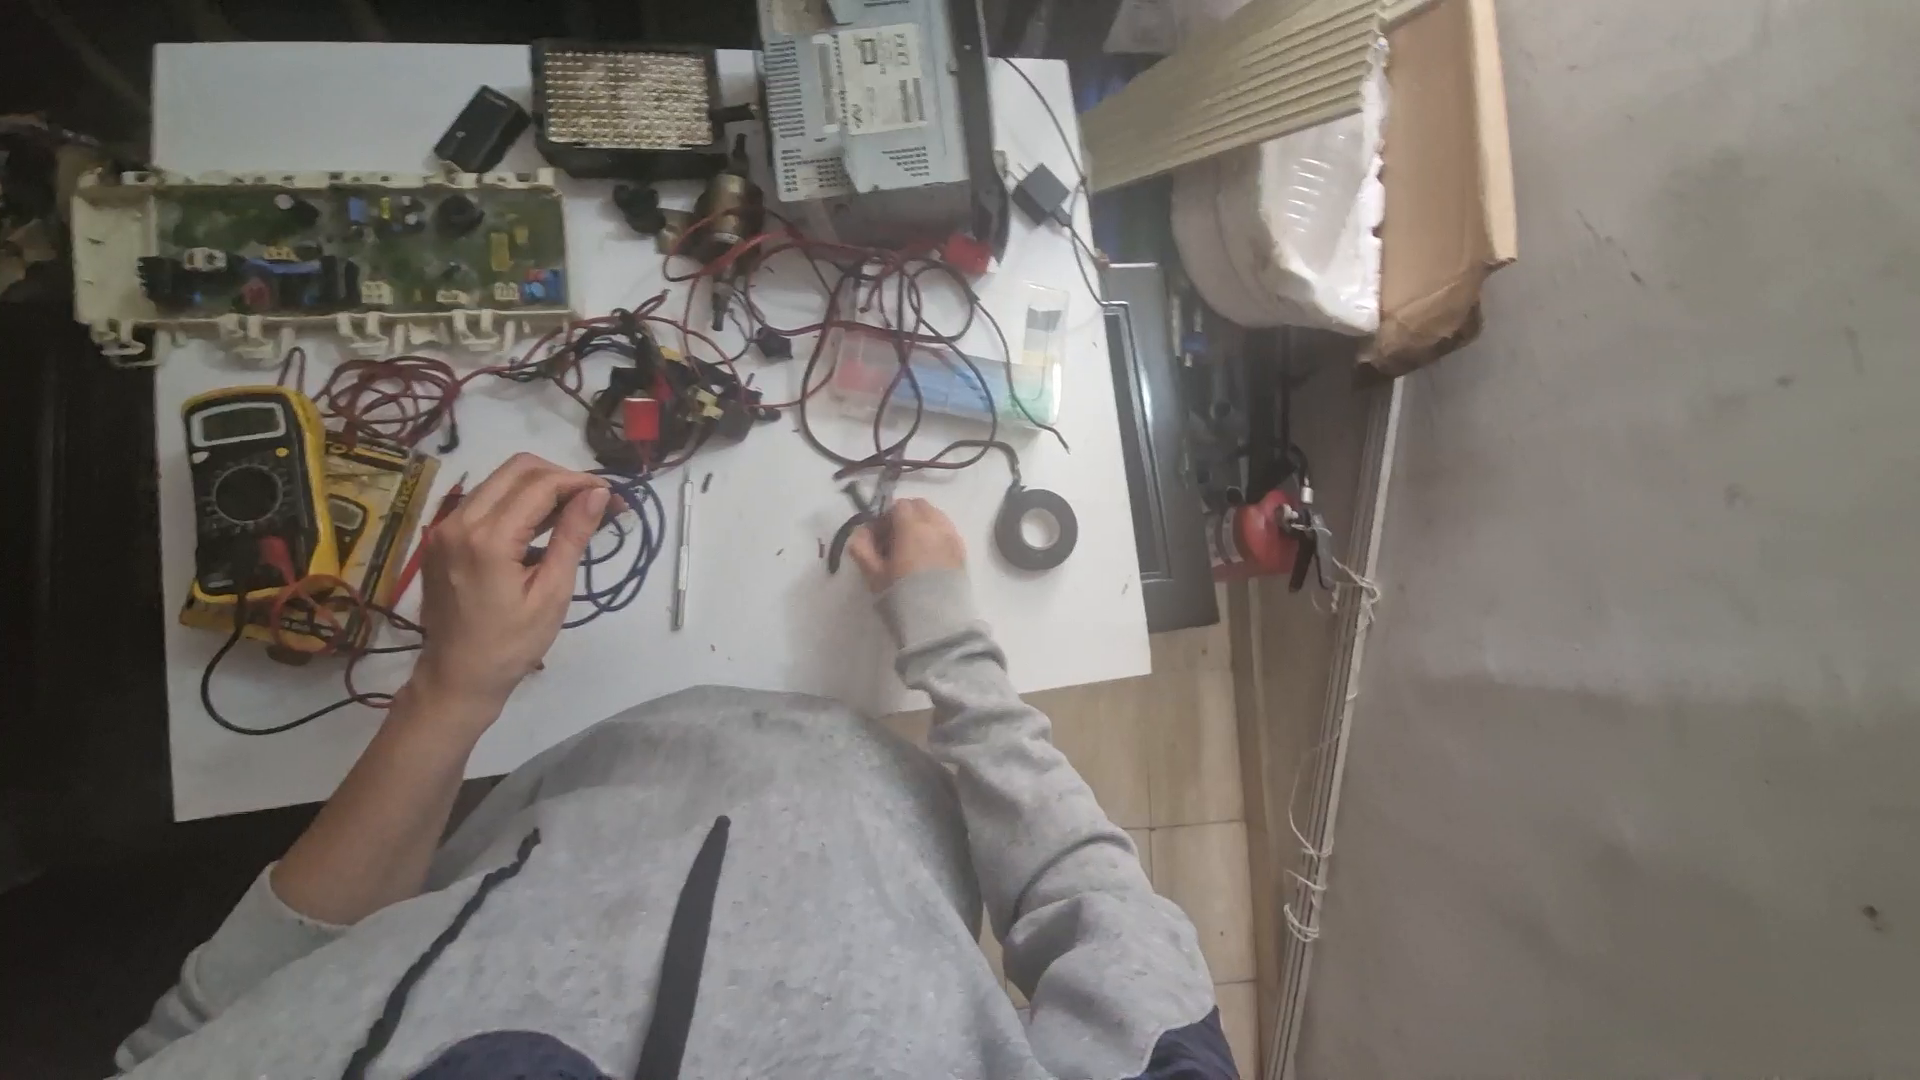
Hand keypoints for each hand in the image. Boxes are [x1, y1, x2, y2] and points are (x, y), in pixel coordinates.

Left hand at [409, 454, 608, 720]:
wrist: (457, 677)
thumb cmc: (512, 643)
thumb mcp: (553, 592)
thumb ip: (573, 536)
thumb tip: (599, 494)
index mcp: (487, 539)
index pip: (540, 485)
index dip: (580, 482)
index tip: (612, 496)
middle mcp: (458, 522)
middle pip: (517, 469)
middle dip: (562, 476)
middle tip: (595, 500)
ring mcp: (445, 528)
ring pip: (500, 480)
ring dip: (541, 487)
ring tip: (576, 512)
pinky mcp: (443, 537)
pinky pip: (486, 501)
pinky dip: (519, 502)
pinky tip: (544, 526)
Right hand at [846, 497, 966, 592]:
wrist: (936, 622)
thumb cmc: (901, 596)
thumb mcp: (873, 574)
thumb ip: (862, 548)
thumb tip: (861, 532)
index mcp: (913, 527)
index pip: (899, 505)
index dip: (885, 517)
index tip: (879, 535)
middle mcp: (936, 526)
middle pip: (920, 506)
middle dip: (905, 515)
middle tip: (894, 539)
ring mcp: (952, 538)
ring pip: (936, 516)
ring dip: (922, 523)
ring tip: (912, 548)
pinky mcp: (962, 552)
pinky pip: (947, 531)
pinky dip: (936, 534)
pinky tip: (927, 557)